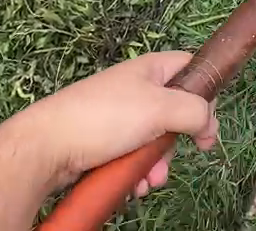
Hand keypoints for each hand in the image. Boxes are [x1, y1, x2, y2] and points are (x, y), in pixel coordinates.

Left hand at [5, 51, 219, 196]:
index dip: (206, 92)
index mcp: (151, 68)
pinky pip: (132, 155)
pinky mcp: (103, 141)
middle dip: (179, 138)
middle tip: (184, 154)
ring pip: (153, 138)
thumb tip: (209, 123)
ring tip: (150, 180)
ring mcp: (118, 115)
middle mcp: (137, 88)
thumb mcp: (160, 108)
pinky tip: (133, 187)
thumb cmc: (106, 118)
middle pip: (174, 110)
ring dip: (158, 162)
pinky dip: (137, 171)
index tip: (209, 122)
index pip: (191, 68)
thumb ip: (194, 111)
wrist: (46, 146)